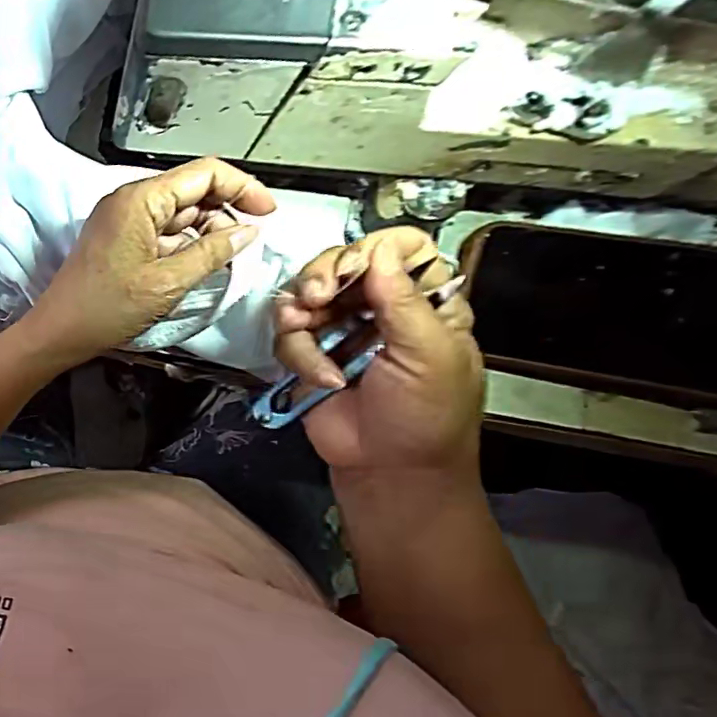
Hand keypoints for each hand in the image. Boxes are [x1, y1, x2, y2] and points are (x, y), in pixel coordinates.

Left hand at [16, 156, 273, 367]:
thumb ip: (213, 251)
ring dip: (202, 232)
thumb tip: (246, 232)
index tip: (267, 212)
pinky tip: (191, 266)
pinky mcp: (115, 238)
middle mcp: (127, 201)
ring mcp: (119, 219)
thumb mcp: (168, 282)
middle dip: (222, 214)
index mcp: (139, 200)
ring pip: (176, 213)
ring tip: (215, 262)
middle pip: (191, 191)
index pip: (205, 173)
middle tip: (238, 247)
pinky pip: (158, 231)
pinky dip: (180, 244)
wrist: (57, 333)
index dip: (243, 188)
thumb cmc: (103, 309)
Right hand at [273, 227, 482, 477]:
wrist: (388, 468)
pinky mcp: (307, 356)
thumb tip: (381, 252)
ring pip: (304, 296)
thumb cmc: (426, 414)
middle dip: (322, 276)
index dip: (372, 251)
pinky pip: (287, 336)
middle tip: (315, 296)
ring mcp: (339, 331)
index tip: (353, 273)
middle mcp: (378, 309)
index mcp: (424, 301)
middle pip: (341, 264)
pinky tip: (319, 377)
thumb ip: (404, 302)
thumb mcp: (429, 354)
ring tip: (304, 330)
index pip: (399, 249)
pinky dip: (296, 354)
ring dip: (299, 315)